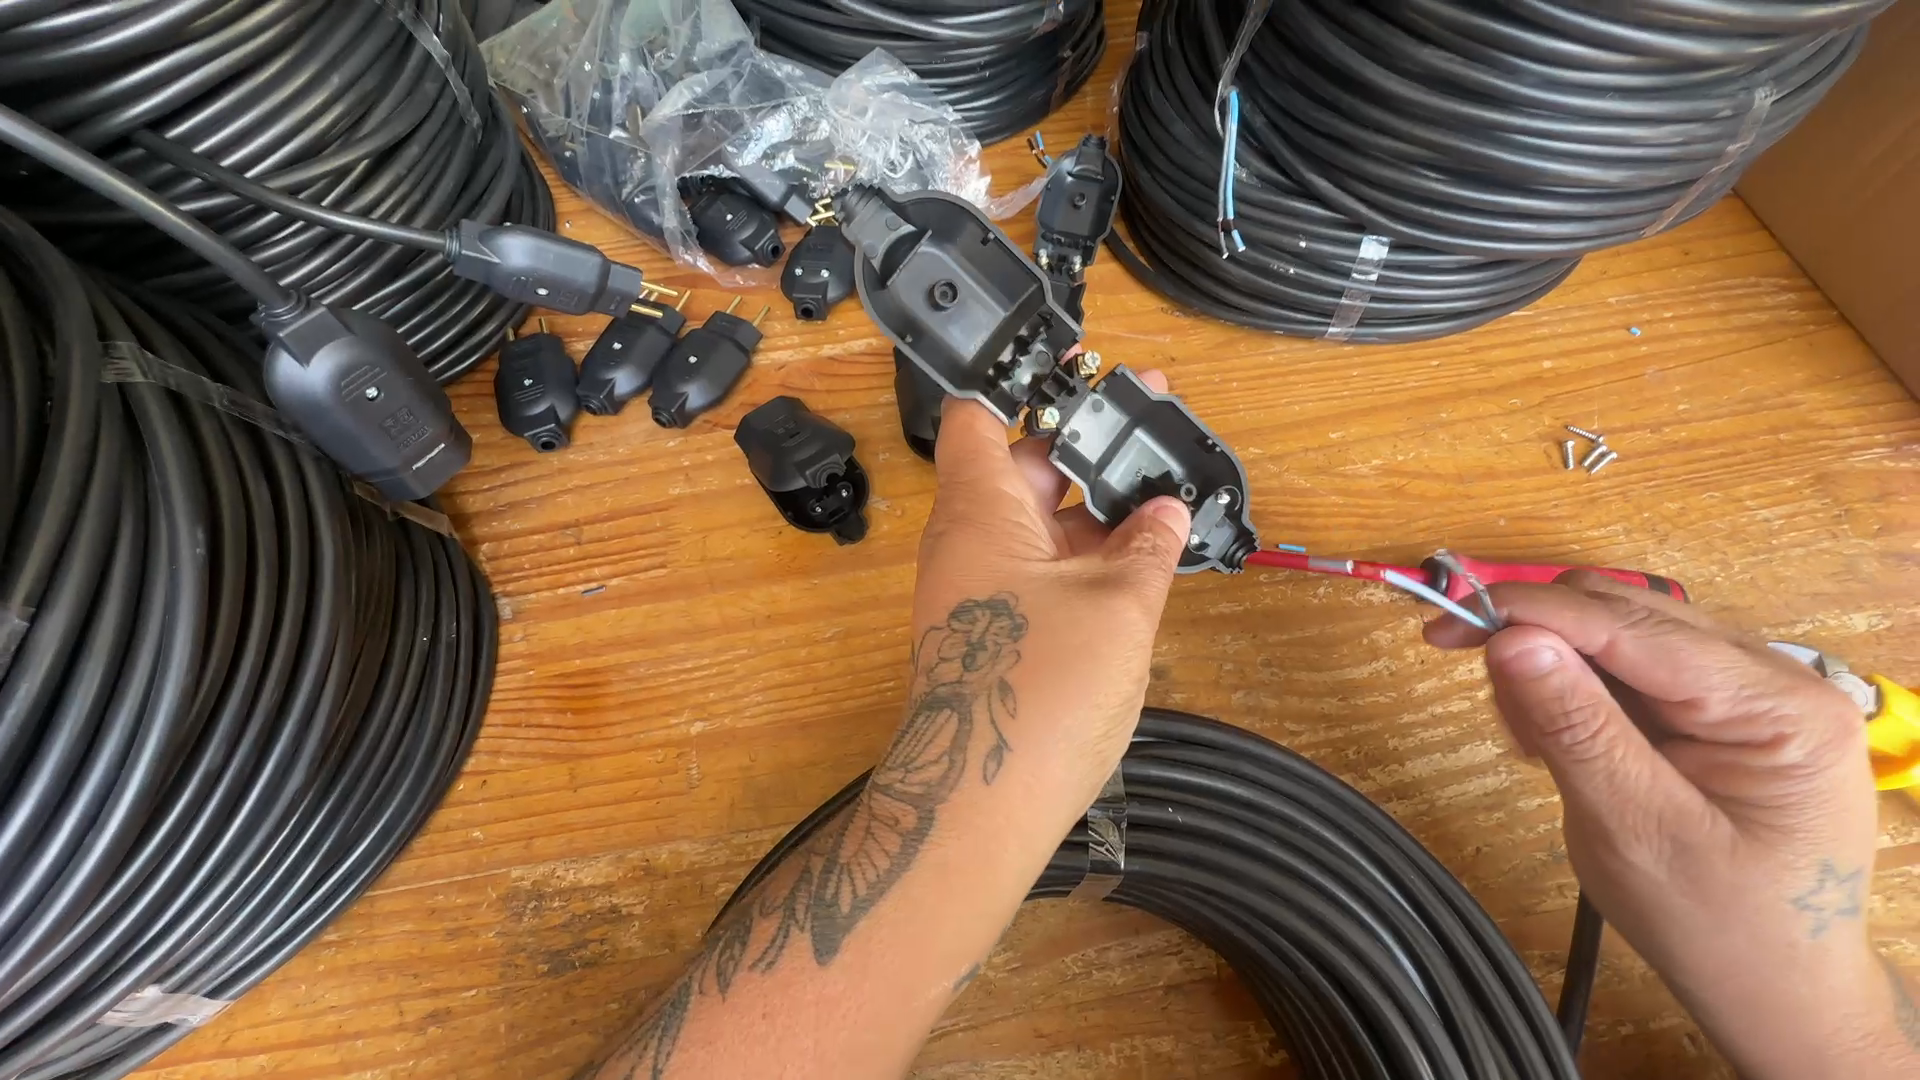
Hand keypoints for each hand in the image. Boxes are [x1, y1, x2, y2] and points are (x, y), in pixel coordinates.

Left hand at [913, 380, 1190, 809]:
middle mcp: (970, 540)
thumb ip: (1148, 547)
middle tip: (1155, 425)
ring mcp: (982, 587)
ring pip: (1041, 521)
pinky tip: (1144, 554)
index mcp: (980, 510)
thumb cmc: (1042, 688)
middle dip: (1089, 445)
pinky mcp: (998, 628)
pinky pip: (1044, 569)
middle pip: (1025, 464)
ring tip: (1165, 488)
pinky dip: (1088, 555)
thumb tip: (1168, 510)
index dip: (1025, 385)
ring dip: (1097, 506)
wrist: (982, 803)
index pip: (978, 416)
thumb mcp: (1116, 606)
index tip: (1081, 372)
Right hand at [1426, 573, 1912, 1078]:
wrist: (1764, 978)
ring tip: (1535, 744)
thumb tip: (1509, 639)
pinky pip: (1606, 661)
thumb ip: (1575, 726)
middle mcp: (1763, 674)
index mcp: (1775, 705)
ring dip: (1543, 668)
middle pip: (1615, 610)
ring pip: (1601, 627)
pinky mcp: (1699, 699)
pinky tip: (1554, 739)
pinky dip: (1558, 686)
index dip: (1527, 614)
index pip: (1628, 626)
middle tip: (1498, 715)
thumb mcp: (1634, 826)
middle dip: (1534, 643)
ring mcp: (1732, 684)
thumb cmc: (1713, 918)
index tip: (1440, 628)